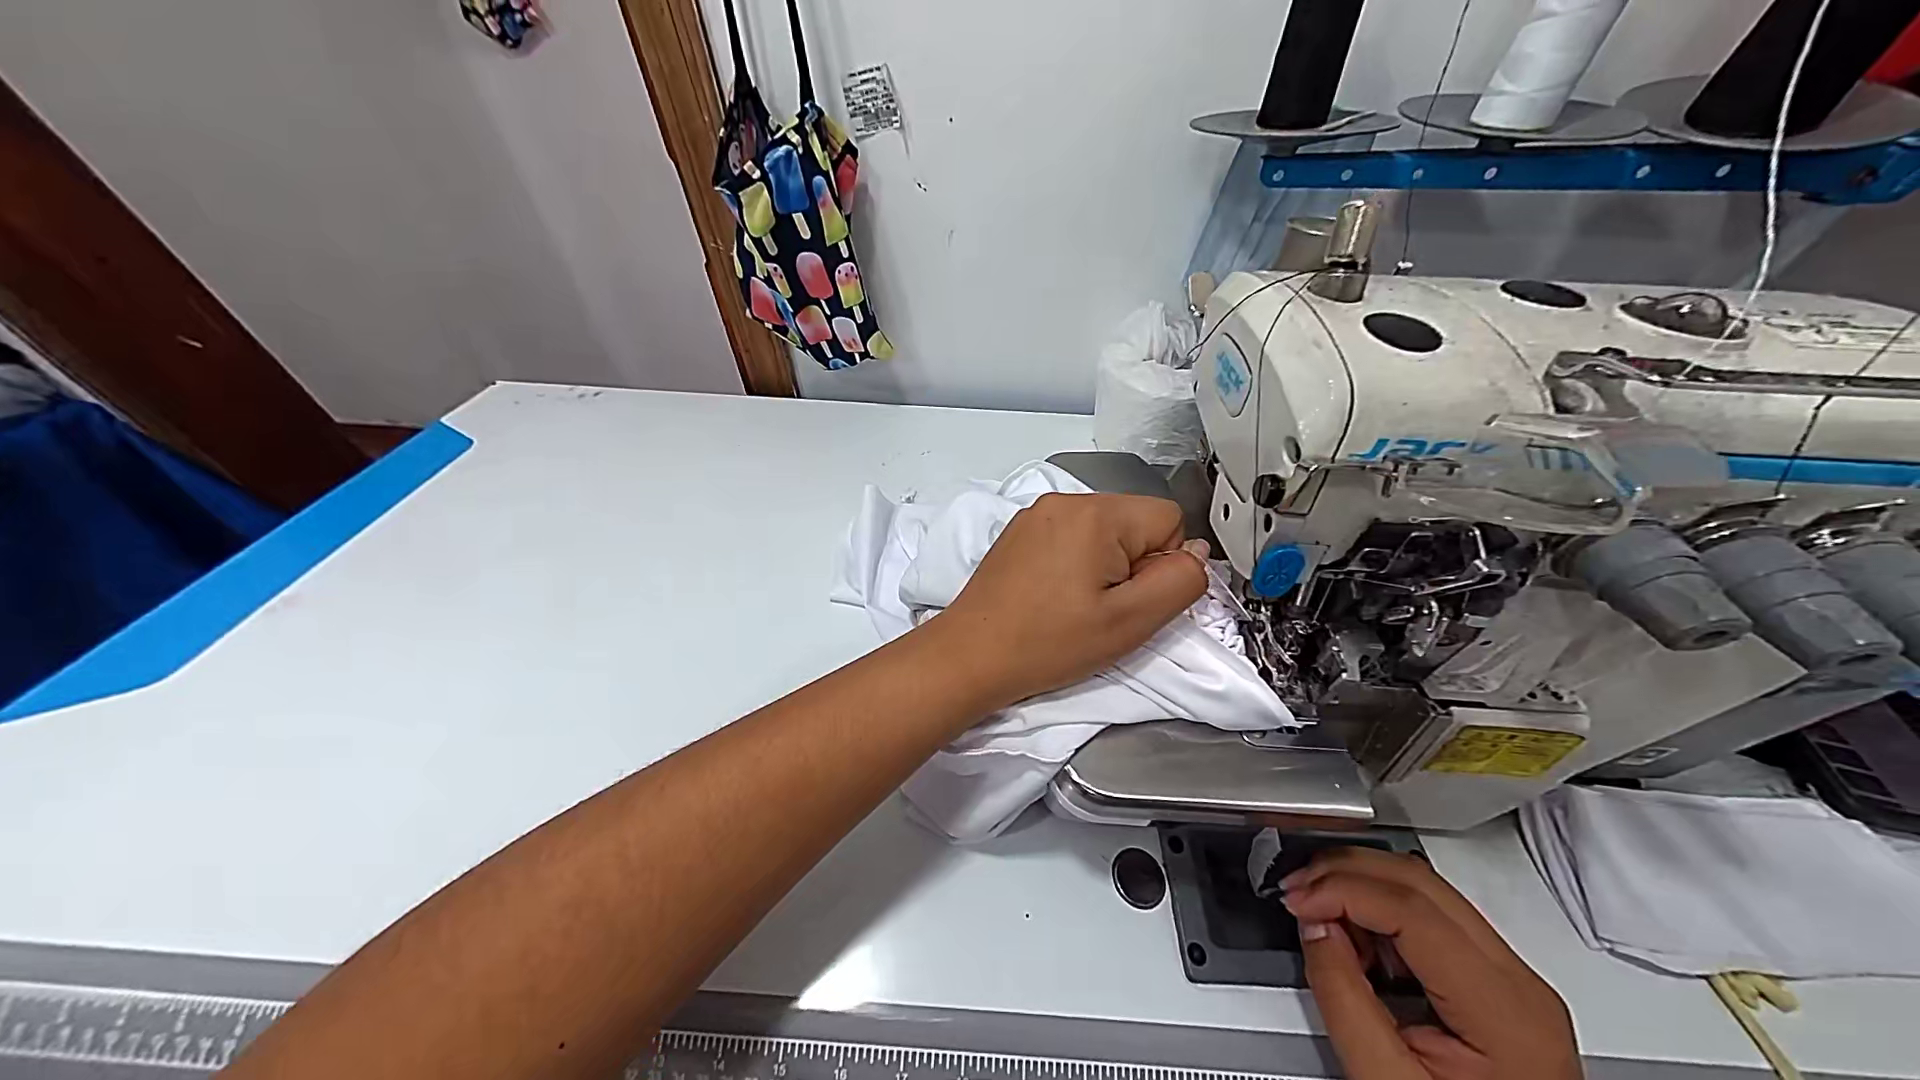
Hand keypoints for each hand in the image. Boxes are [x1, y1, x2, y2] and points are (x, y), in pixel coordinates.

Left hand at [933, 493, 1206, 709]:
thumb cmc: (1048, 643)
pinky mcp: (1019, 532)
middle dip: (1134, 564)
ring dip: (1105, 565)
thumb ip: (1180, 582)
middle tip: (1103, 608)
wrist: (971, 656)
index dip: (1164, 564)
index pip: (1170, 520)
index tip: (1131, 600)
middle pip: (1135, 523)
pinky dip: (1074, 564)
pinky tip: (1053, 597)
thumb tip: (1196, 554)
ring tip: (1076, 606)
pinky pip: (1070, 537)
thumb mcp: (1130, 622)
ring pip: (1104, 532)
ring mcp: (1037, 514)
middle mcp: (1064, 500)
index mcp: (1095, 513)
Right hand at [1284, 848, 1581, 1079]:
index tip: (1296, 900)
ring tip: (1317, 912)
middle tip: (1297, 889)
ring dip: (1357, 883)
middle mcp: (1519, 982)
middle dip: (1344, 872)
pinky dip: (1375, 905)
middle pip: (1419, 880)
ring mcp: (1510, 975)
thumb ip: (1344, 1001)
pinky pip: (1426, 910)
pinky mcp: (1491, 974)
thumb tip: (1315, 928)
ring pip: (1422, 885)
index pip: (1412, 909)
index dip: (1341, 890)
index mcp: (1504, 1013)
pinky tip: (1350, 933)